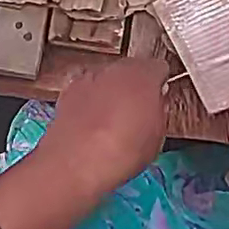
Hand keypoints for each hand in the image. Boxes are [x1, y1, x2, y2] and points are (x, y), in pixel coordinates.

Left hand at [28, 57, 169, 197]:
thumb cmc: (124, 152)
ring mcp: (90, 76)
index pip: (158, 68)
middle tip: (136, 111)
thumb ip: (159, 110)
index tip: (158, 98)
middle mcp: (116, 69)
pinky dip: (90, 99)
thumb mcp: (157, 137)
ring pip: (108, 77)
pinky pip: (87, 89)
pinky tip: (90, 122)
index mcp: (144, 76)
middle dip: (135, 85)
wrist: (76, 161)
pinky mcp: (69, 89)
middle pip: (131, 69)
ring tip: (111, 120)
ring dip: (111, 91)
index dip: (159, 83)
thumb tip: (156, 102)